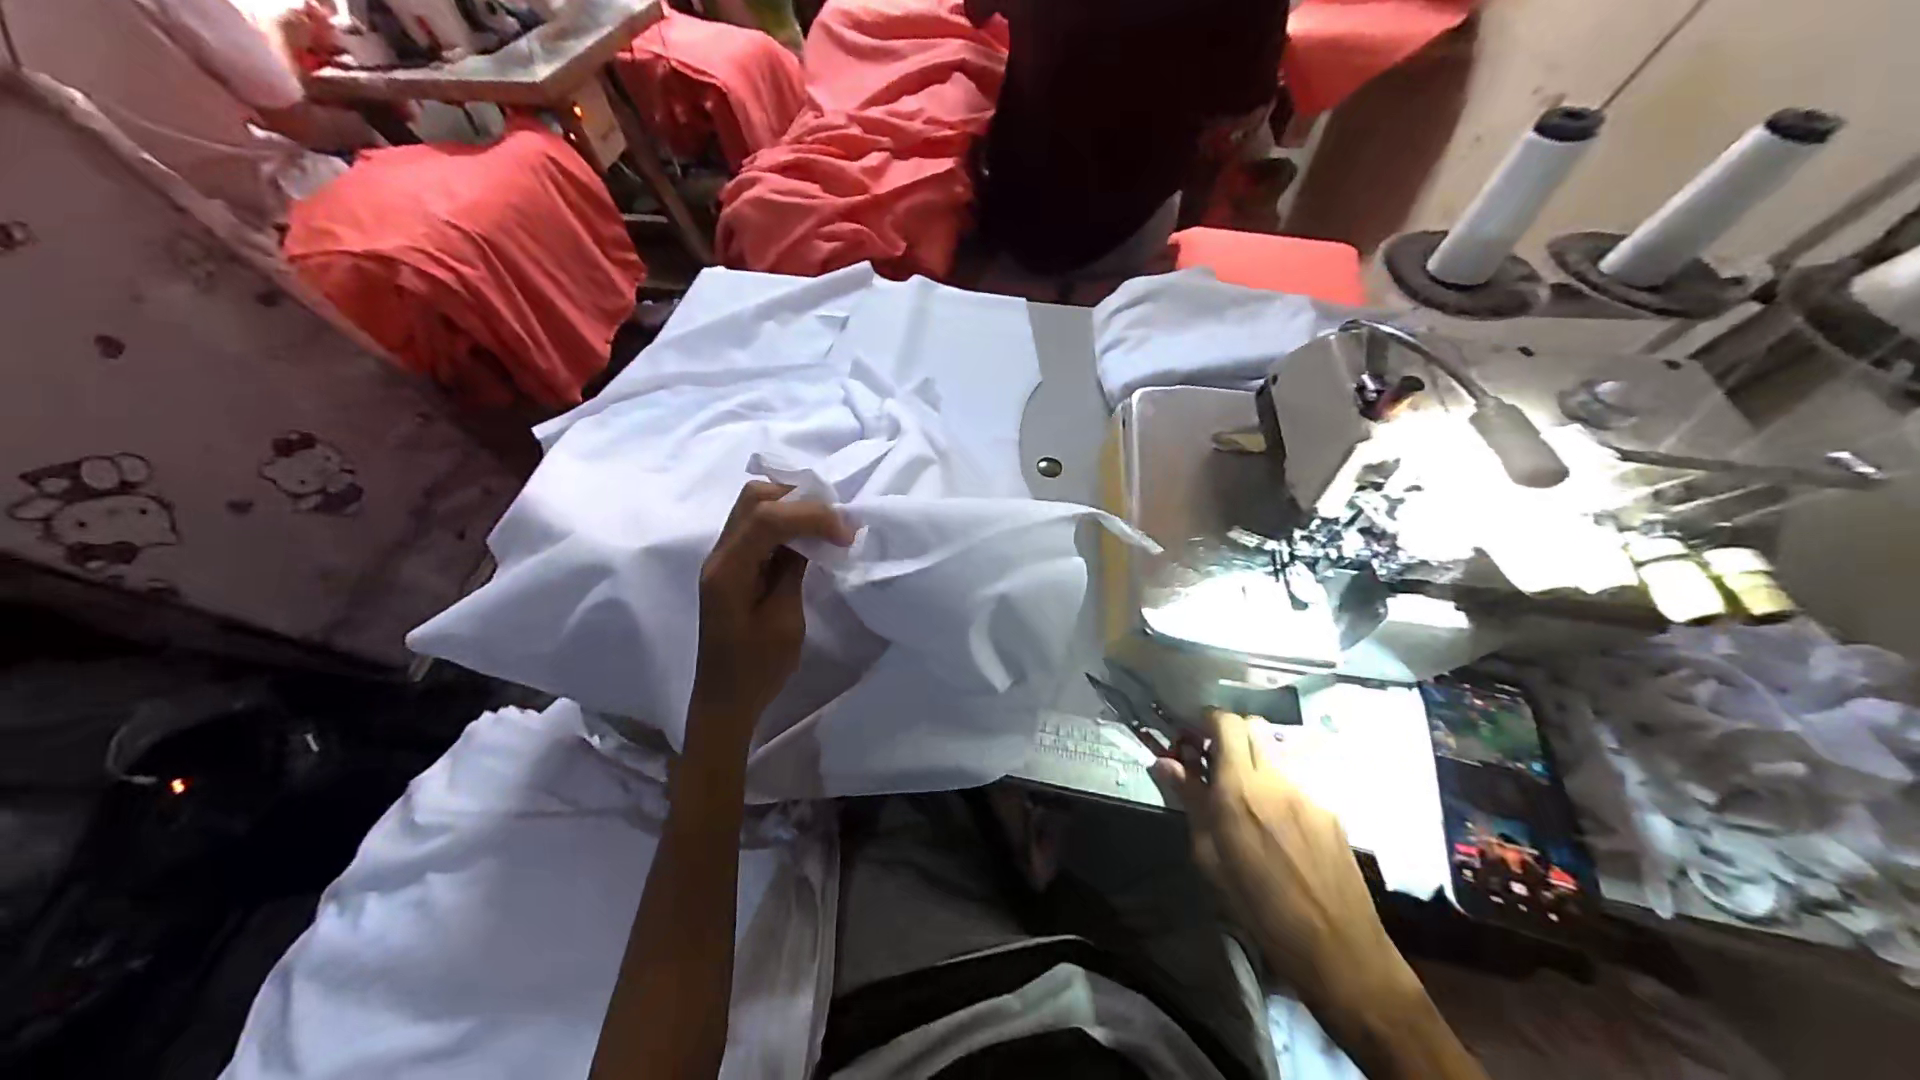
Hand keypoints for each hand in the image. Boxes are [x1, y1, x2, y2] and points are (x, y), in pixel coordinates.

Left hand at [688, 481, 854, 745]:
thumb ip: (793, 570)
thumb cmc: (757, 669)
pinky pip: (759, 526)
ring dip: (794, 507)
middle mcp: (720, 555)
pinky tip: (810, 538)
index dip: (811, 514)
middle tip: (836, 522)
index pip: (766, 518)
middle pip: (754, 498)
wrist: (726, 698)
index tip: (846, 533)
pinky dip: (787, 522)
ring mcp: (724, 558)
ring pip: (755, 506)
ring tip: (827, 526)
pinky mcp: (735, 565)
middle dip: (800, 499)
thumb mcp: (784, 621)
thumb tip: (811, 537)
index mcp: (728, 571)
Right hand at [1152, 709, 1408, 1011]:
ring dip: (1254, 760)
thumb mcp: (1209, 856)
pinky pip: (1295, 783)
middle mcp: (1276, 780)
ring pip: (1275, 754)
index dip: (1206, 720)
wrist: (1335, 945)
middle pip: (1253, 726)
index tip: (1191, 736)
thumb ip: (1189, 800)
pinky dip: (1277, 788)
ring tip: (1244, 797)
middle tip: (1213, 758)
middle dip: (1230, 732)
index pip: (1225, 723)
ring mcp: (1308, 793)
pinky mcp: (1330, 812)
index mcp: (1239, 789)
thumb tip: (1164, 762)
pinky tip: (1275, 826)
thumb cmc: (1257, 907)